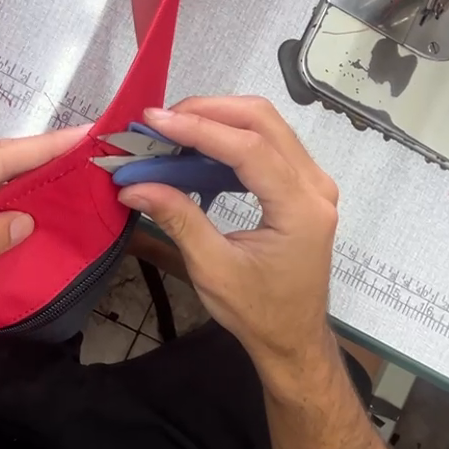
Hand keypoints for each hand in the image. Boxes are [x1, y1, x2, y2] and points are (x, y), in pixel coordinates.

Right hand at [114, 97, 340, 385]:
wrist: (292, 337)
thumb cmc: (257, 311)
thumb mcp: (212, 268)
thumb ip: (178, 219)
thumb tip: (133, 185)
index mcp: (300, 209)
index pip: (249, 149)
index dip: (199, 129)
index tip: (156, 121)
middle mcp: (315, 186)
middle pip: (263, 121)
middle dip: (208, 111)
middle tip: (161, 120)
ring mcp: (312, 183)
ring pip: (266, 126)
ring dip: (217, 120)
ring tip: (172, 130)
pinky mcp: (301, 186)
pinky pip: (267, 144)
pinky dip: (228, 139)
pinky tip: (195, 150)